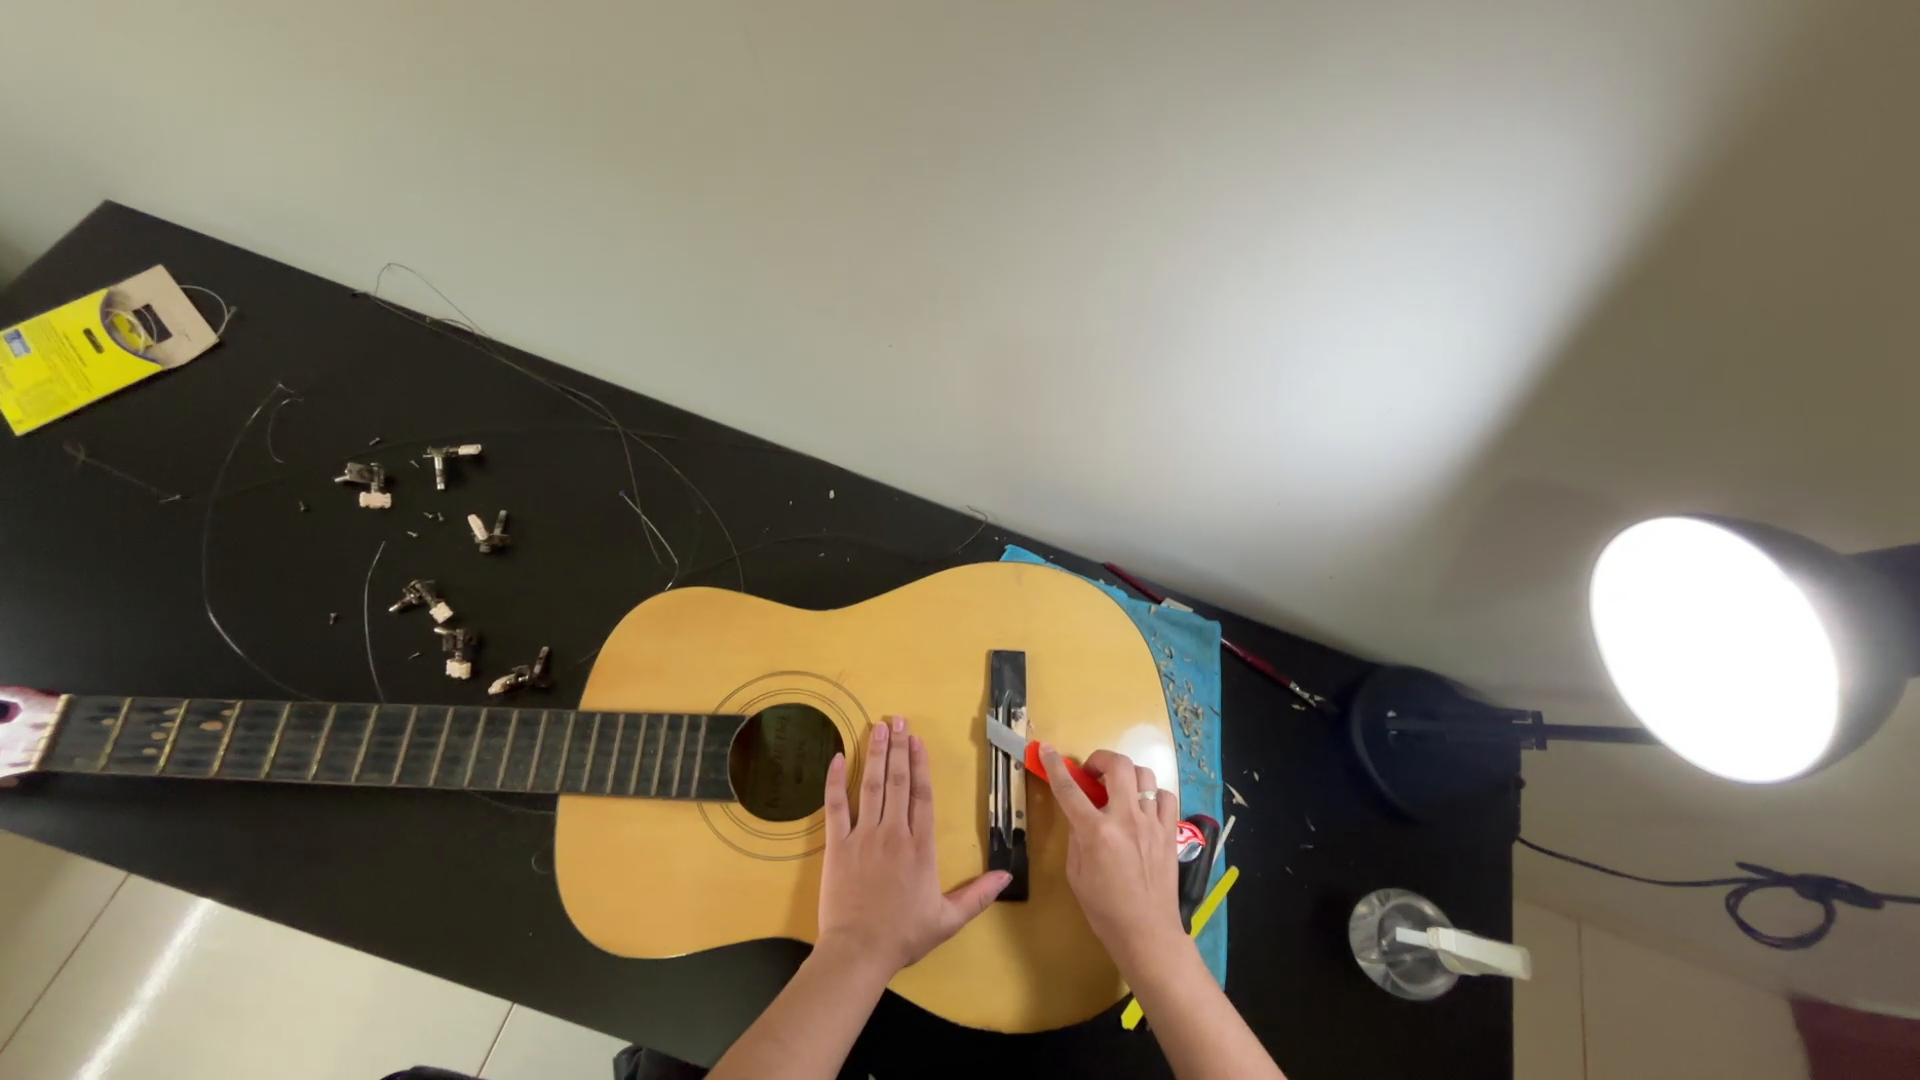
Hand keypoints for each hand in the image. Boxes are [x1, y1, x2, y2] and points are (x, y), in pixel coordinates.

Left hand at [816, 715, 1010, 974]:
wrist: (858, 952)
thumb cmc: (904, 935)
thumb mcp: (948, 919)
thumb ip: (978, 894)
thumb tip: (1008, 875)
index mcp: (921, 847)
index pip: (922, 795)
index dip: (921, 764)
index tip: (917, 740)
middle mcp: (894, 833)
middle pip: (898, 781)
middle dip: (899, 747)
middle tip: (897, 719)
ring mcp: (863, 836)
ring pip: (870, 786)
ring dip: (875, 754)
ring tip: (878, 727)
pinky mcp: (837, 845)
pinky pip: (835, 806)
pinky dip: (834, 780)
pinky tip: (837, 757)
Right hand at [1040, 745, 1187, 970]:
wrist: (1147, 933)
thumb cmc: (1103, 909)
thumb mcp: (1075, 873)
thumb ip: (1076, 836)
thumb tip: (1079, 813)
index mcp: (1096, 832)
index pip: (1069, 789)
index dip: (1055, 765)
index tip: (1047, 750)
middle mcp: (1125, 819)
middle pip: (1117, 766)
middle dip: (1100, 759)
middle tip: (1092, 774)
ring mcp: (1152, 823)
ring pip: (1144, 775)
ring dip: (1127, 776)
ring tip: (1119, 790)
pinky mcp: (1170, 832)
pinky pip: (1165, 797)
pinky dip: (1152, 795)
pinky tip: (1143, 808)